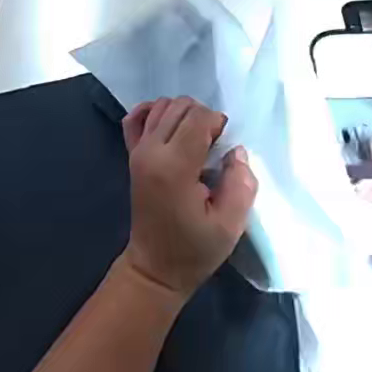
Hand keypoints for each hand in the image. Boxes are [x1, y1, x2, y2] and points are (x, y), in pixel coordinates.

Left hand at [119, 97, 255, 299]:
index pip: (197, 118)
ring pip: (160, 106)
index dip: (218, 124)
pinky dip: (153, 112)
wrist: (155, 265)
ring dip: (183, 114)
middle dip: (202, 116)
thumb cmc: (194, 248)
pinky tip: (170, 126)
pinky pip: (135, 118)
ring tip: (197, 140)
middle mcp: (150, 151)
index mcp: (174, 167)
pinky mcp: (130, 155)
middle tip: (214, 146)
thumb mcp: (231, 224)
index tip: (225, 148)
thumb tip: (236, 150)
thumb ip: (240, 183)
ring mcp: (136, 151)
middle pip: (178, 106)